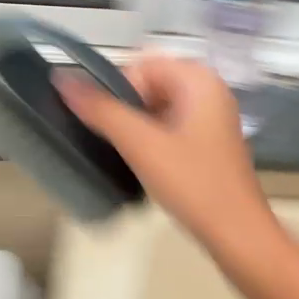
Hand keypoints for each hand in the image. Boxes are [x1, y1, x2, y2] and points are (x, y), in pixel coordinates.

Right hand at [56, 54, 273, 242]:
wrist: (237, 233)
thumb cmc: (193, 184)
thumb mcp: (141, 145)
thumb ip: (101, 110)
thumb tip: (61, 79)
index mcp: (199, 79)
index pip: (141, 64)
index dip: (118, 90)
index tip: (108, 125)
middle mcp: (210, 90)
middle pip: (149, 85)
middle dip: (127, 110)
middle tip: (117, 143)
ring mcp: (212, 118)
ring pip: (158, 109)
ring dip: (137, 129)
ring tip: (128, 156)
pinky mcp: (209, 144)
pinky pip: (170, 128)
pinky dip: (153, 142)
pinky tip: (146, 166)